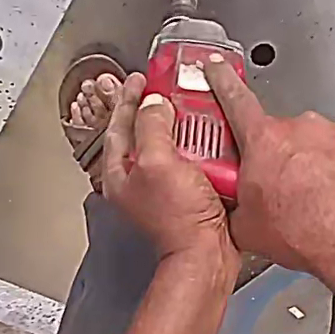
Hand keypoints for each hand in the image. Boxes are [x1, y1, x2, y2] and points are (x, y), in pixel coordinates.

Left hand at [102, 73, 238, 270]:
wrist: (206, 254)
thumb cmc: (178, 220)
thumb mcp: (158, 162)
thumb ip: (151, 126)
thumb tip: (153, 103)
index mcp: (121, 173)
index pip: (119, 125)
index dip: (129, 98)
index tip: (140, 78)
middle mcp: (141, 180)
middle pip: (145, 133)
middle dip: (158, 108)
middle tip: (170, 88)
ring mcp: (166, 188)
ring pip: (173, 145)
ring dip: (185, 126)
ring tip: (195, 108)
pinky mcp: (191, 194)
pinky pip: (195, 161)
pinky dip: (204, 146)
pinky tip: (215, 136)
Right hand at [204, 58, 334, 280]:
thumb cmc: (308, 234)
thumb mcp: (247, 228)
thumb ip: (233, 203)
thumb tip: (231, 205)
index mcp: (265, 140)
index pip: (234, 98)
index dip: (221, 80)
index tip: (216, 68)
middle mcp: (302, 127)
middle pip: (280, 135)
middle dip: (278, 158)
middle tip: (281, 190)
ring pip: (316, 145)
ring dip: (313, 166)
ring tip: (316, 201)